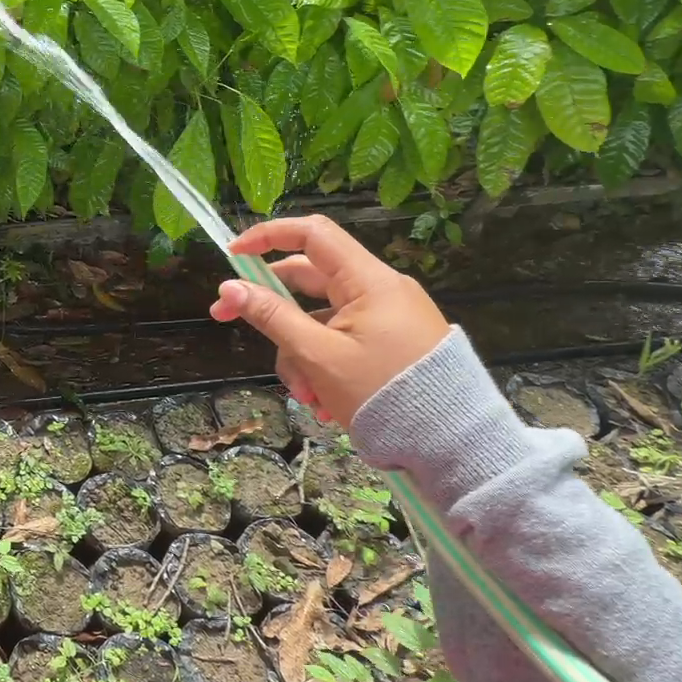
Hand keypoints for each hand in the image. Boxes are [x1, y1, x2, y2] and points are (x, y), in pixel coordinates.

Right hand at [208, 215, 449, 427]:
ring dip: (297, 351)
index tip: (232, 255)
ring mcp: (386, 317)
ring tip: (304, 395)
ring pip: (319, 317)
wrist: (457, 447)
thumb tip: (229, 287)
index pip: (311, 234)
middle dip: (269, 309)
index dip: (267, 236)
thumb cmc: (384, 393)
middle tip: (224, 319)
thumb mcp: (317, 355)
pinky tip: (323, 401)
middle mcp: (379, 290)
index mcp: (368, 281)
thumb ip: (270, 316)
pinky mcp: (390, 343)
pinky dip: (322, 363)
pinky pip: (341, 339)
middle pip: (307, 280)